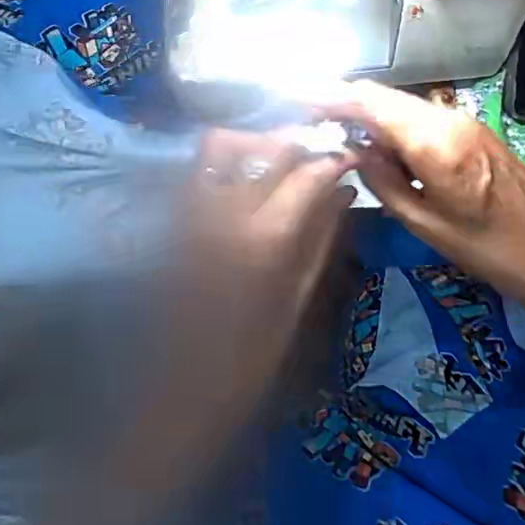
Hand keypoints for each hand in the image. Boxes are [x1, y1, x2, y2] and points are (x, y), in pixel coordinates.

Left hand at [163, 130, 356, 415]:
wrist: (180, 384)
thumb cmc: (251, 356)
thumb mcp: (297, 300)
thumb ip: (320, 237)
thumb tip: (343, 191)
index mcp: (265, 237)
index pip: (306, 174)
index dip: (334, 159)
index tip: (351, 157)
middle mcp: (224, 209)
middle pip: (264, 147)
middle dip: (298, 141)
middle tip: (318, 153)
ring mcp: (192, 208)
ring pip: (221, 145)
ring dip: (255, 142)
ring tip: (279, 159)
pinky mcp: (173, 216)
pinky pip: (198, 167)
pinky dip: (225, 159)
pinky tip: (245, 177)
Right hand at [322, 82, 524, 347]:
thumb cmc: (494, 254)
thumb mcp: (425, 224)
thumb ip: (382, 180)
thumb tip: (352, 147)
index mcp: (434, 141)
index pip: (368, 102)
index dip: (326, 95)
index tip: (292, 96)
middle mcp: (448, 119)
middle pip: (382, 96)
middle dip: (341, 101)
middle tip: (305, 116)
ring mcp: (464, 122)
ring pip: (399, 105)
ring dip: (366, 113)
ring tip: (332, 131)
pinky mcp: (473, 133)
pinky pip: (419, 118)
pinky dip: (390, 124)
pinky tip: (375, 143)